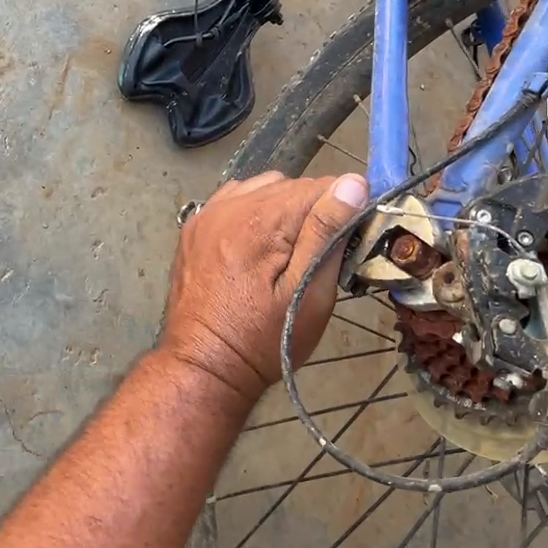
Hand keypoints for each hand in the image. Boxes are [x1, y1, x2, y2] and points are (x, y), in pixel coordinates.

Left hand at [158, 172, 368, 403]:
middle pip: (289, 185)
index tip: (352, 236)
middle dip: (314, 209)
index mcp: (260, 220)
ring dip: (283, 207)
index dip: (343, 207)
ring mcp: (206, 213)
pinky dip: (252, 209)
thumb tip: (352, 184)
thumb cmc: (264, 338)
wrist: (204, 363)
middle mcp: (229, 206)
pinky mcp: (194, 226)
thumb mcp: (308, 293)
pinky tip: (258, 242)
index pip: (318, 186)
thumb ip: (326, 233)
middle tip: (321, 252)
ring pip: (261, 187)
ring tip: (289, 249)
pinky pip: (233, 199)